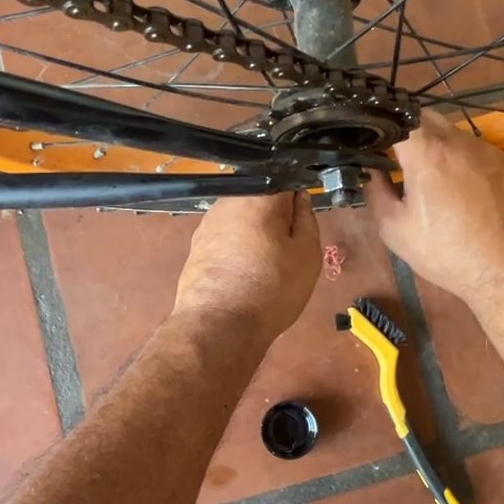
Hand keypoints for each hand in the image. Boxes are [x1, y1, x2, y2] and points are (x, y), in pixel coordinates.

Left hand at [172, 192, 320, 341]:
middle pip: (259, 197)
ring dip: (253, 232)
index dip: (297, 196)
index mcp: (260, 195)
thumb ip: (306, 218)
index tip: (302, 219)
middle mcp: (230, 201)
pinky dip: (236, 247)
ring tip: (264, 264)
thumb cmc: (272, 289)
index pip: (284, 179)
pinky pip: (224, 236)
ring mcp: (208, 222)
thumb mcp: (307, 255)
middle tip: (286, 248)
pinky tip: (243, 272)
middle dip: (274, 215)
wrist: (219, 325)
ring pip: (240, 218)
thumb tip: (299, 198)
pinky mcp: (196, 244)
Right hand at [366, 112, 503, 307]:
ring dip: (438, 148)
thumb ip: (376, 192)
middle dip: (409, 134)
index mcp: (426, 153)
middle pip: (426, 118)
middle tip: (401, 163)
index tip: (376, 145)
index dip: (383, 126)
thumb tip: (371, 171)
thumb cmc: (447, 253)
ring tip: (435, 182)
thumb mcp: (395, 230)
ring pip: (453, 133)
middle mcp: (458, 141)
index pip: (397, 115)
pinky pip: (476, 150)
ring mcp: (487, 149)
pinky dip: (463, 161)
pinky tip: (464, 191)